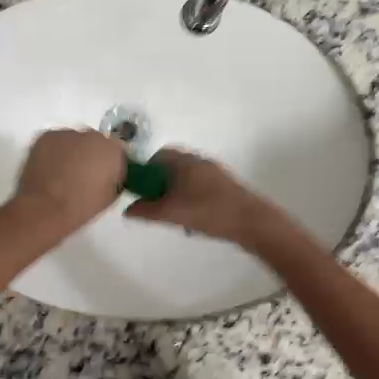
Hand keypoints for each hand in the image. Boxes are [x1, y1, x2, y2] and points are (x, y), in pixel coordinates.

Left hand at [8, 128, 127, 229]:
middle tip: (80, 174)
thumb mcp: (111, 195)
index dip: (107, 163)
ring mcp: (68, 134)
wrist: (47, 208)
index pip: (115, 150)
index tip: (101, 175)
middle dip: (89, 154)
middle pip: (93, 142)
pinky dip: (53, 151)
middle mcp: (93, 136)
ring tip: (61, 172)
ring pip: (72, 140)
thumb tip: (107, 172)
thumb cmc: (82, 207)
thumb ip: (113, 176)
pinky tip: (48, 168)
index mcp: (113, 150)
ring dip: (70, 152)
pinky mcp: (47, 136)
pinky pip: (54, 141)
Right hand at [122, 148, 295, 253]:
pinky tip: (194, 220)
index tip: (141, 192)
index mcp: (184, 160)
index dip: (145, 172)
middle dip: (160, 185)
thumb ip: (145, 211)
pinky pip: (199, 187)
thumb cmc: (207, 211)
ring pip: (186, 178)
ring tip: (175, 216)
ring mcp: (214, 172)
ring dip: (176, 194)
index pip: (157, 156)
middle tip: (157, 206)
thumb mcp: (170, 213)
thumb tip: (127, 209)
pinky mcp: (225, 186)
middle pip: (171, 167)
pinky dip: (190, 198)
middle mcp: (198, 160)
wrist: (251, 221)